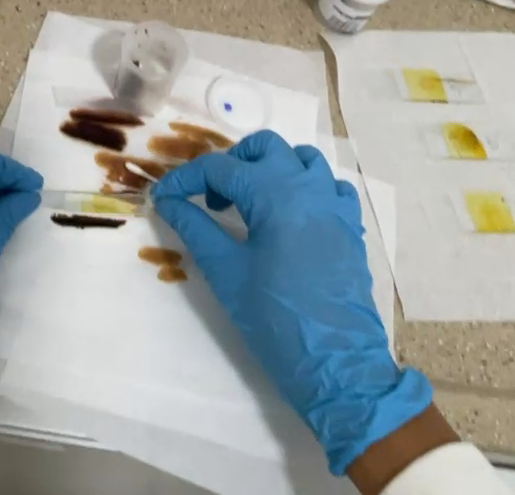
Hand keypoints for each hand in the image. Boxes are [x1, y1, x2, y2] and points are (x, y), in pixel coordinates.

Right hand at [152, 130, 433, 473]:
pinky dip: (305, 187)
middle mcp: (308, 187)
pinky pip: (329, 185)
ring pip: (301, 158)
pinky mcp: (350, 226)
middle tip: (212, 199)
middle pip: (264, 148)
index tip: (164, 197)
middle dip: (231, 163)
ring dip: (270, 169)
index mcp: (276, 195)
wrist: (338, 368)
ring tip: (250, 202)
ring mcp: (335, 204)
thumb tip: (166, 201)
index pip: (220, 168)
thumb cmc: (275, 320)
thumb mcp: (225, 272)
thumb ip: (194, 227)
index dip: (185, 179)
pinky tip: (289, 216)